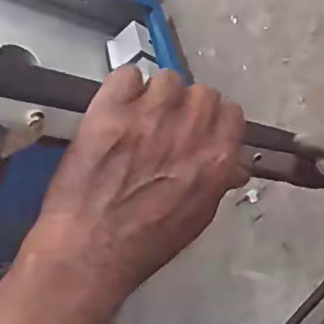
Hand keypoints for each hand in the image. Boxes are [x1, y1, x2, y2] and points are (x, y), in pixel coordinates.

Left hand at [21, 66, 249, 304]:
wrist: (90, 247)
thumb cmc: (146, 241)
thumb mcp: (199, 215)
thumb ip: (219, 178)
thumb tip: (232, 163)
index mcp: (217, 156)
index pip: (231, 114)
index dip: (214, 122)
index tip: (201, 131)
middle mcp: (190, 128)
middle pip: (202, 93)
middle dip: (188, 108)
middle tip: (169, 127)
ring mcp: (149, 114)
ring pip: (166, 80)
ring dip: (157, 97)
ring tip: (140, 119)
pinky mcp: (110, 109)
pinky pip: (126, 76)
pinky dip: (123, 89)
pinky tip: (116, 111)